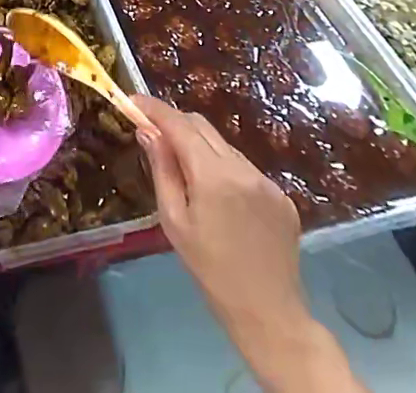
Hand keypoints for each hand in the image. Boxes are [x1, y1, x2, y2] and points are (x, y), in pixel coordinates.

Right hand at [134, 95, 309, 338]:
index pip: (179, 125)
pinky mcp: (281, 195)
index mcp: (213, 176)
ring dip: (200, 146)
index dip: (154, 109)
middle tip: (152, 134)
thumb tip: (147, 131)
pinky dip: (224, 168)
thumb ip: (162, 170)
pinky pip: (244, 167)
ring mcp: (267, 180)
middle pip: (202, 126)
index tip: (133, 101)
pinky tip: (219, 199)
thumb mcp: (174, 221)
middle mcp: (243, 168)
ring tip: (186, 174)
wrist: (268, 313)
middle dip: (175, 123)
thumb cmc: (209, 270)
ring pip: (224, 145)